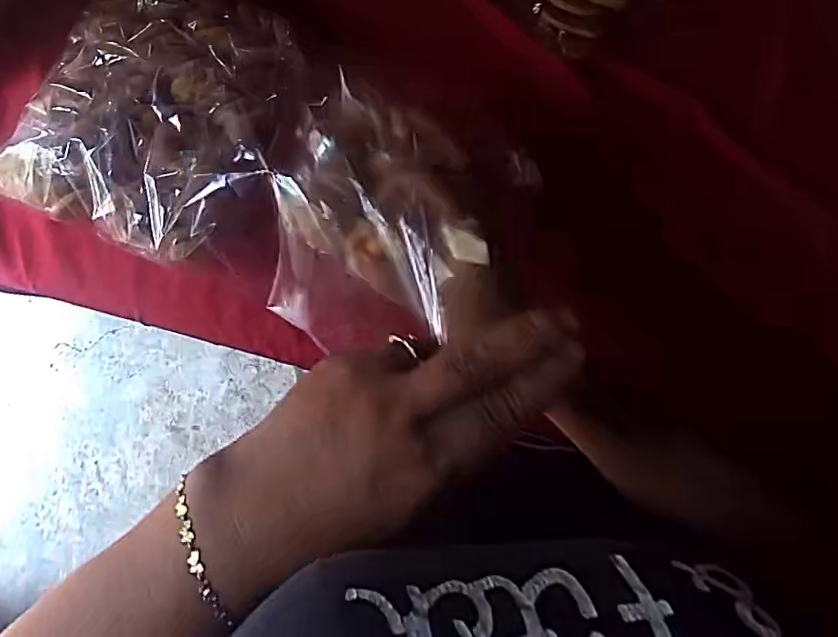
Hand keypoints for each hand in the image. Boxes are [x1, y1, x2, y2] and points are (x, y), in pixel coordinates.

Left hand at [185, 310, 583, 611]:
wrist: (262, 500)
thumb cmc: (342, 522)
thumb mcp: (413, 505)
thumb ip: (453, 456)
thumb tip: (489, 411)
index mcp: (424, 466)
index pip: (496, 413)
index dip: (541, 381)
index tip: (574, 355)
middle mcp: (398, 414)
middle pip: (472, 363)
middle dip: (524, 337)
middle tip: (565, 315)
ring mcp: (364, 378)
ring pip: (431, 351)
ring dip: (459, 353)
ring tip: (470, 366)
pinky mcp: (339, 359)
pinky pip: (393, 354)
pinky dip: (409, 366)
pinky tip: (402, 385)